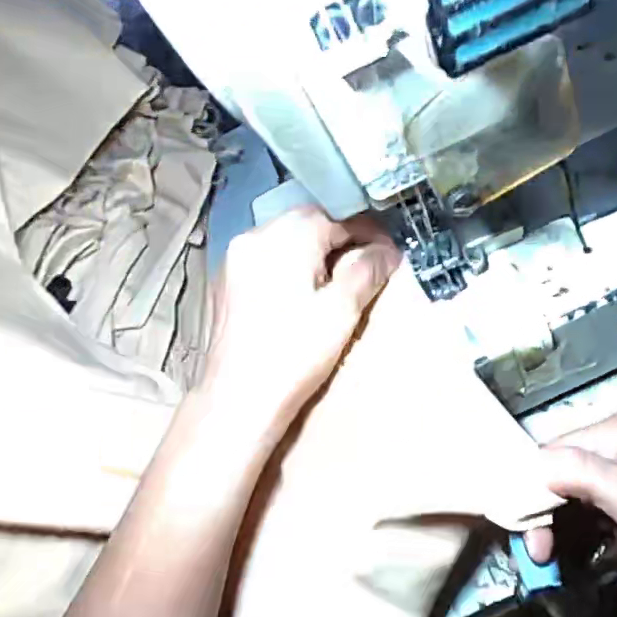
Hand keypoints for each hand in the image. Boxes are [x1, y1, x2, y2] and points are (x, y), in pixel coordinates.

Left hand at [198, 206, 400, 426]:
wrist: (238, 399)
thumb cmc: (296, 354)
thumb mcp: (342, 310)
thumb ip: (367, 270)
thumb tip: (388, 250)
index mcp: (284, 237)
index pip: (336, 216)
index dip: (368, 230)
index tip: (389, 251)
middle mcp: (253, 236)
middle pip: (307, 222)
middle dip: (340, 237)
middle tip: (367, 264)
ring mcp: (235, 259)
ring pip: (285, 239)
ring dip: (315, 250)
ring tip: (338, 279)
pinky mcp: (226, 282)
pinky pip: (267, 258)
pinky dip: (291, 265)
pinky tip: (304, 292)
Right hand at [534, 412, 616, 615]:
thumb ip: (587, 477)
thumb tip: (531, 464)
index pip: (552, 452)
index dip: (530, 487)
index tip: (520, 528)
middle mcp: (609, 450)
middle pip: (549, 474)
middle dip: (535, 512)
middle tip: (535, 554)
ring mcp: (610, 483)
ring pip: (555, 498)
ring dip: (543, 528)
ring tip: (543, 560)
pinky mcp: (611, 513)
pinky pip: (570, 518)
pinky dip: (557, 536)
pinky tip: (552, 556)